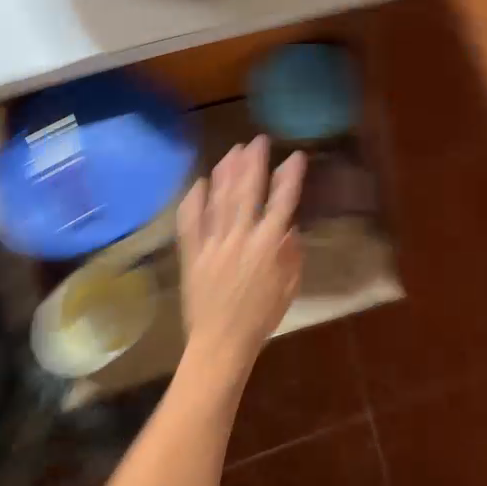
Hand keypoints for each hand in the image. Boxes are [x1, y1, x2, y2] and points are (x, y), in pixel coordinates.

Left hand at [176, 135, 305, 379]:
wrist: (221, 344)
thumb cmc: (261, 318)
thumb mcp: (289, 287)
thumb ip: (291, 255)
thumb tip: (289, 227)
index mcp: (269, 247)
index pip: (282, 203)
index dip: (290, 177)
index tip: (296, 156)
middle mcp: (241, 239)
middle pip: (247, 192)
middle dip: (253, 163)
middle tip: (257, 141)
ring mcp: (213, 245)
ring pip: (219, 201)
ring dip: (226, 174)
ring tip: (232, 152)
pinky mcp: (192, 255)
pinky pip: (190, 223)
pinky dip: (193, 201)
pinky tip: (198, 184)